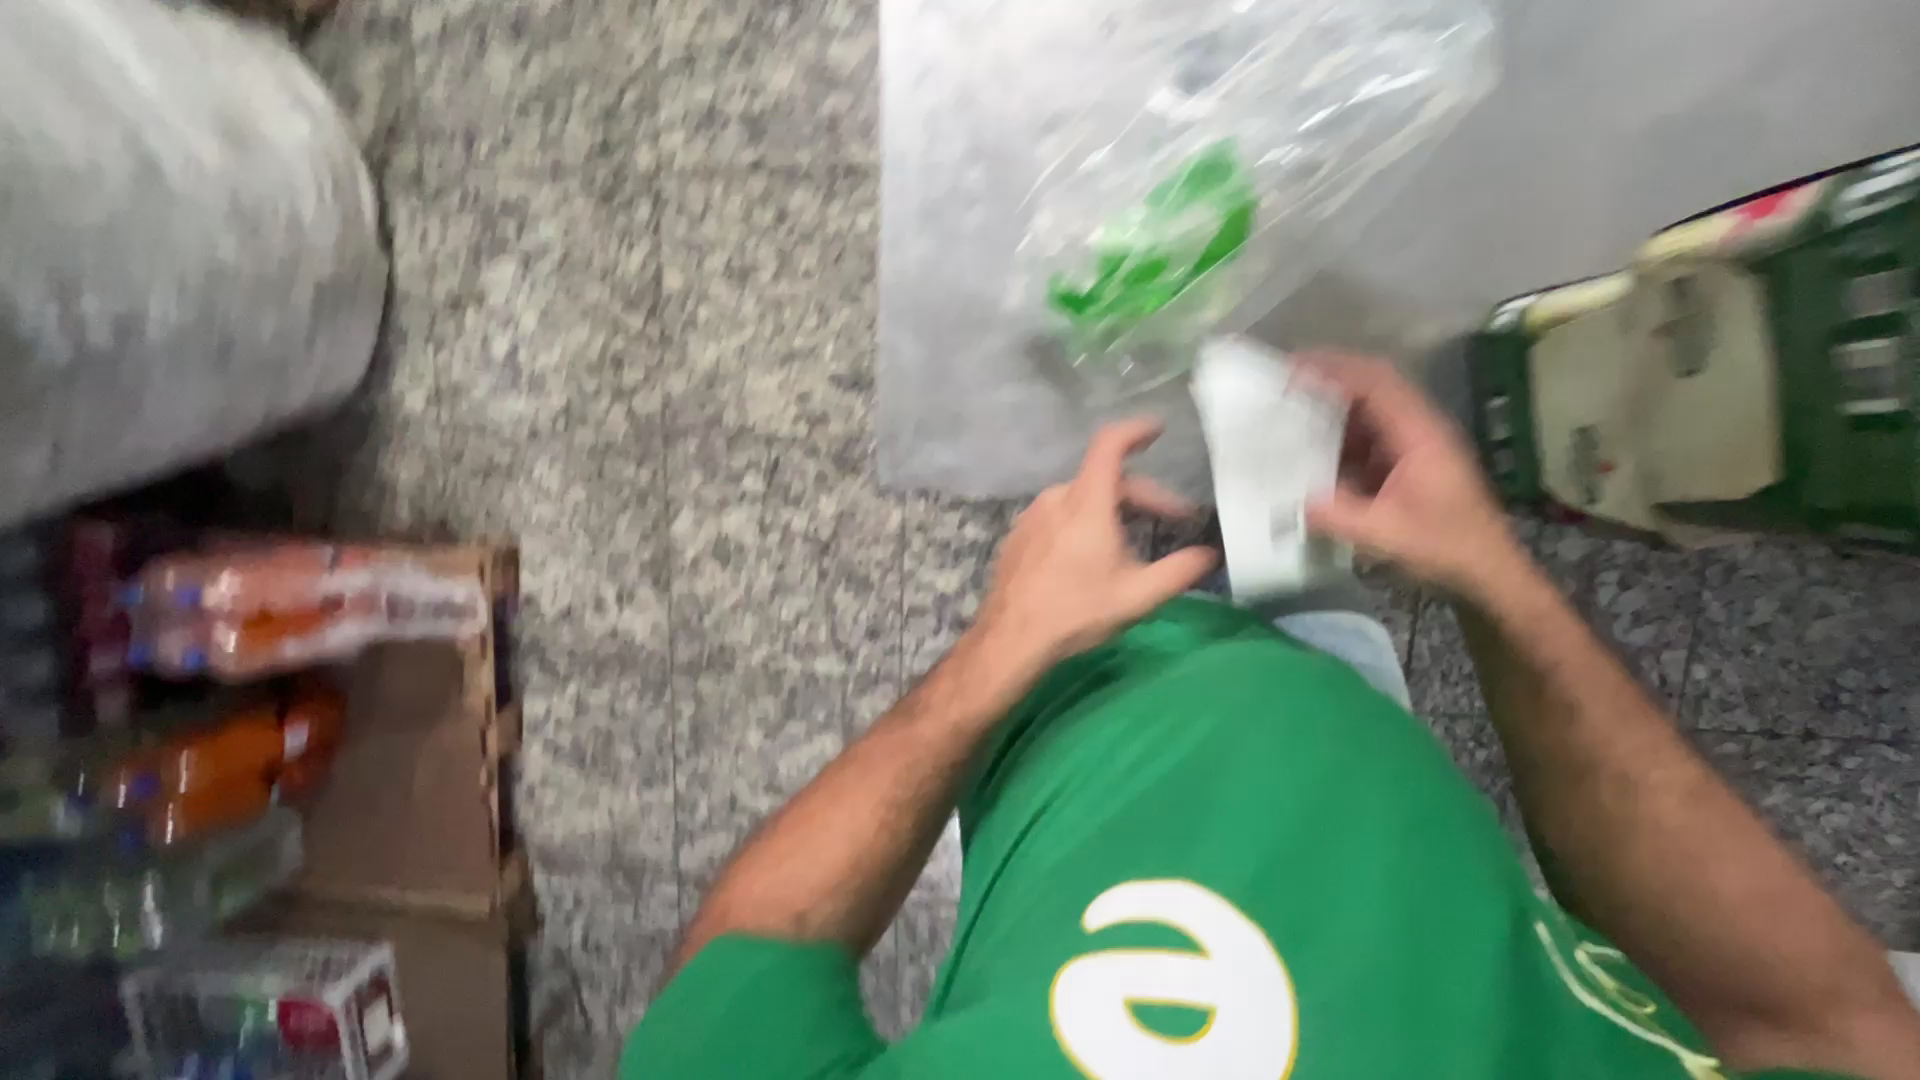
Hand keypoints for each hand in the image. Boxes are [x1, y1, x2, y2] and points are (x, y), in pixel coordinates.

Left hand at [970, 419, 1219, 674]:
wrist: (1011, 638)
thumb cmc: (1076, 612)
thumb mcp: (1137, 596)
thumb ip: (1180, 571)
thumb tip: (1210, 555)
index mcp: (1087, 503)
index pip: (1110, 445)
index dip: (1136, 431)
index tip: (1158, 430)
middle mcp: (1056, 499)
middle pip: (1105, 481)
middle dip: (1143, 497)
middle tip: (1171, 521)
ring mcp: (1032, 516)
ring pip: (1081, 500)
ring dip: (1112, 512)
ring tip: (1132, 542)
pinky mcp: (1018, 535)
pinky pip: (1058, 517)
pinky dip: (1082, 524)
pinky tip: (1090, 556)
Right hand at [1300, 352, 1527, 597]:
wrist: (1487, 573)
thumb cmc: (1447, 548)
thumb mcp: (1388, 535)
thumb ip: (1339, 516)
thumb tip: (1292, 501)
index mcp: (1420, 435)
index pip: (1376, 384)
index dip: (1335, 370)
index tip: (1293, 369)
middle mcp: (1417, 430)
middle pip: (1372, 386)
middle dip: (1329, 376)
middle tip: (1283, 379)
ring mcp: (1411, 446)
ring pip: (1366, 410)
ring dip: (1329, 404)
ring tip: (1287, 406)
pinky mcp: (1402, 465)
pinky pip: (1364, 436)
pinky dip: (1334, 433)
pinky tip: (1306, 445)